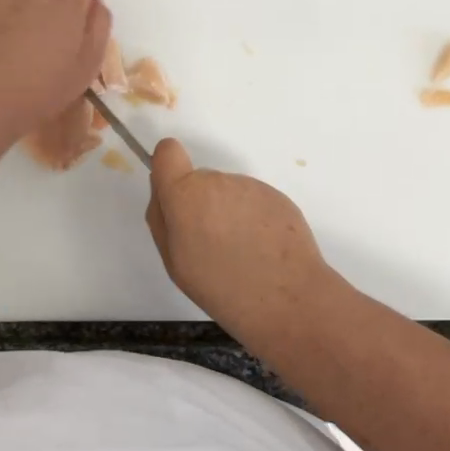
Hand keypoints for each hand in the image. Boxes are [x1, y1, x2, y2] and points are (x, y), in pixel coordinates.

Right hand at [146, 138, 348, 328]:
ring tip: (242, 251)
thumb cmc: (219, 285)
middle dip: (201, 204)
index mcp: (184, 194)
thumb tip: (165, 193)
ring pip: (228, 193)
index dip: (168, 169)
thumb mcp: (173, 261)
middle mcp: (217, 181)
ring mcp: (250, 187)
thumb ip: (162, 219)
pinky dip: (254, 220)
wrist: (287, 298)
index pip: (168, 152)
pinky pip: (254, 202)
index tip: (177, 197)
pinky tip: (263, 249)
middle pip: (200, 182)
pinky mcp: (277, 197)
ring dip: (229, 213)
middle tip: (212, 244)